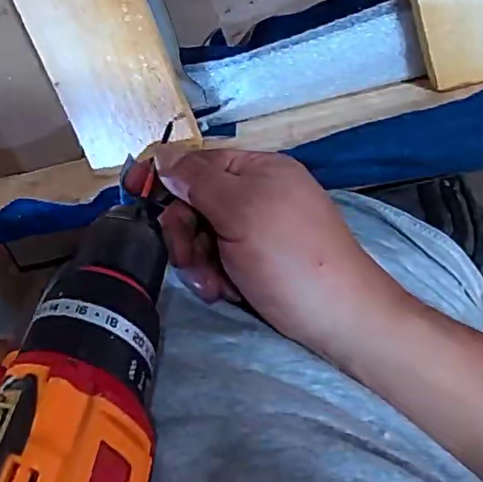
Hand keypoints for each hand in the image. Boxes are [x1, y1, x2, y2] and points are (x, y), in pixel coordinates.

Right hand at [152, 148, 417, 360]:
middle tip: (190, 257)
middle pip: (196, 199)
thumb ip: (196, 179)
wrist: (349, 326)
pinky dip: (216, 273)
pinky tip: (225, 291)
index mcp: (257, 168)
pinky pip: (221, 256)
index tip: (133, 191)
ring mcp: (260, 228)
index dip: (165, 177)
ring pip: (204, 232)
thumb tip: (162, 155)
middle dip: (186, 230)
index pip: (196, 161)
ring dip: (198, 258)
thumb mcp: (240, 210)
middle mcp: (258, 192)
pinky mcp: (262, 260)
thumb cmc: (292, 259)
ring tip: (213, 283)